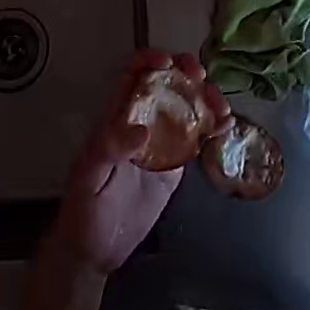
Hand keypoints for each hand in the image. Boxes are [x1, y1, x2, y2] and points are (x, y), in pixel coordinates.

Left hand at [46, 50, 230, 274]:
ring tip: (222, 107)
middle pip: (166, 82)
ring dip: (206, 97)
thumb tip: (143, 131)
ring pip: (187, 104)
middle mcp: (142, 119)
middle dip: (185, 71)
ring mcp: (162, 138)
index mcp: (117, 115)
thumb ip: (110, 149)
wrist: (96, 249)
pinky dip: (214, 125)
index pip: (132, 73)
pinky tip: (226, 126)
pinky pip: (198, 134)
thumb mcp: (89, 176)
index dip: (149, 60)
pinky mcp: (177, 160)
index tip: (168, 63)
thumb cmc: (84, 208)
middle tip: (201, 77)